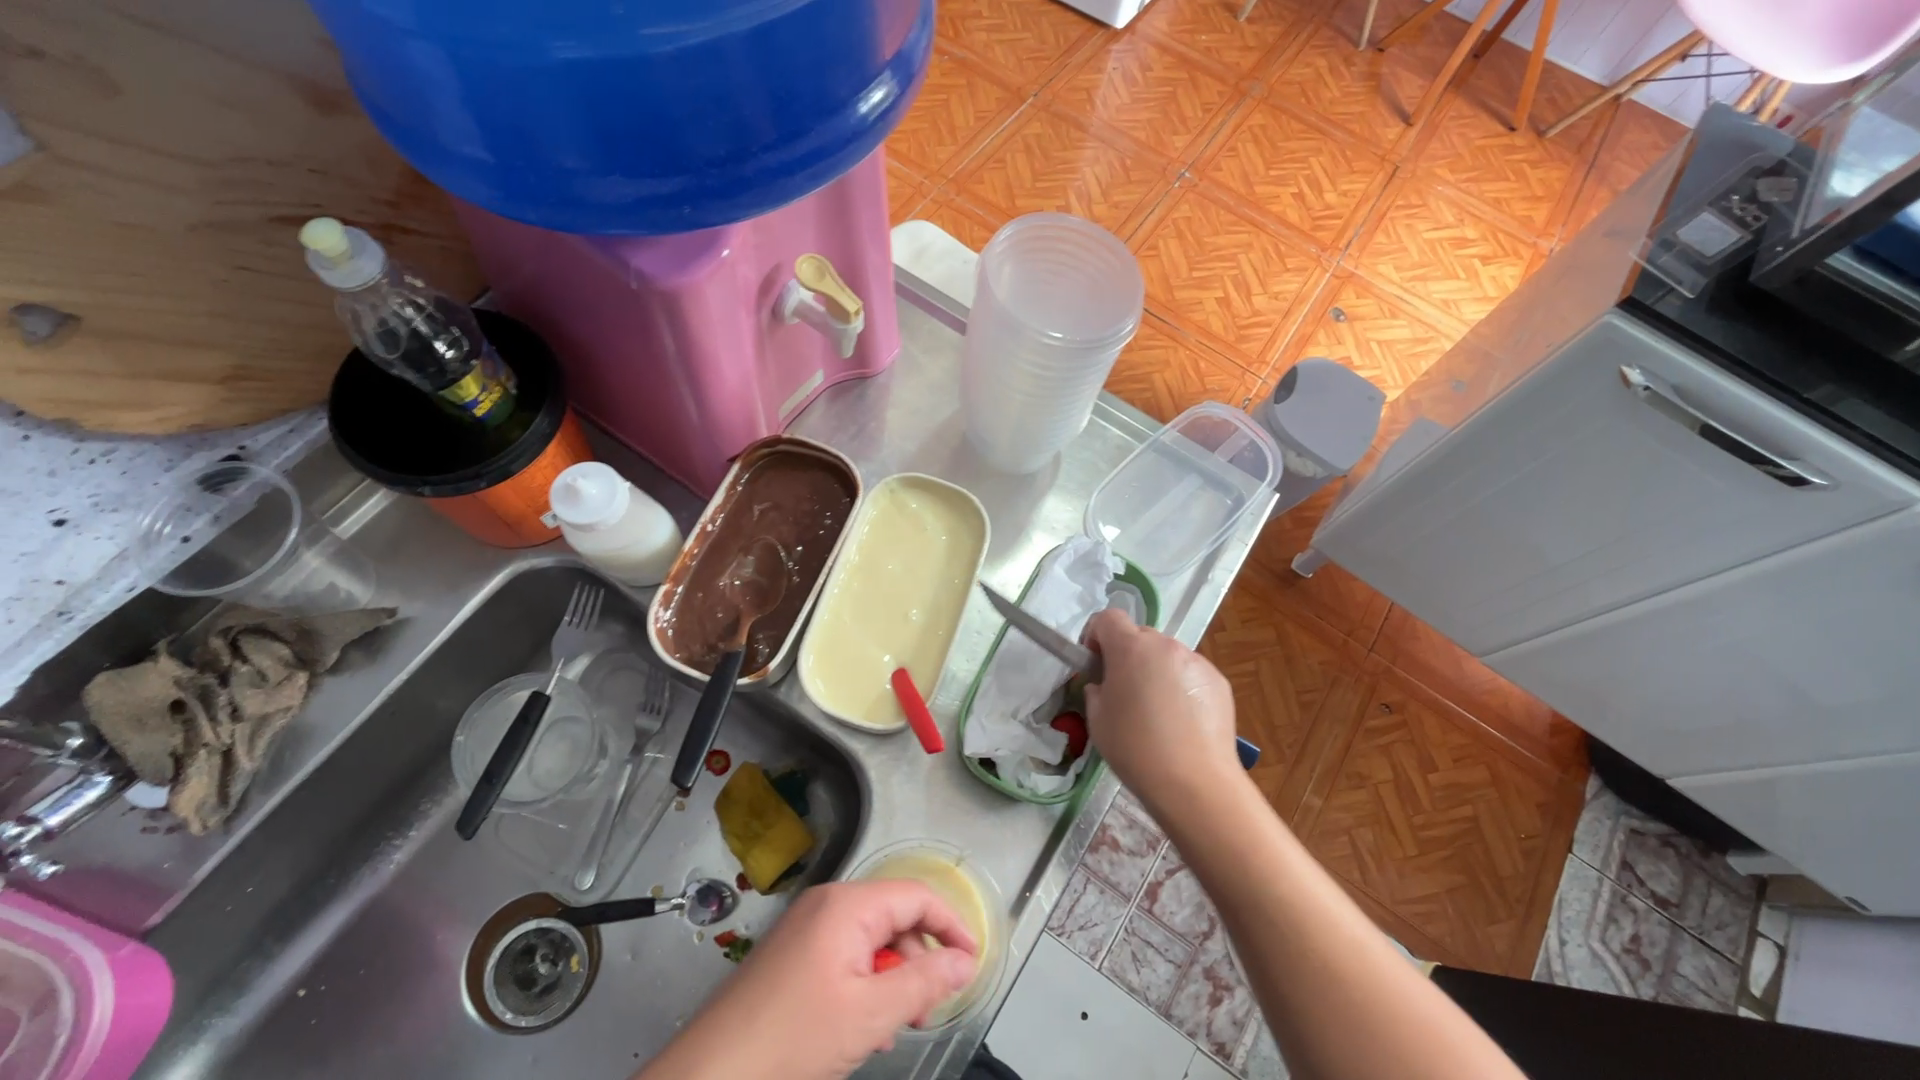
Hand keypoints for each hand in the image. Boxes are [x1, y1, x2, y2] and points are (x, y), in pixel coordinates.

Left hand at [640, 880, 977, 1079]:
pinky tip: (861, 1029)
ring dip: (892, 980)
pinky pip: (844, 957)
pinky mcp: (792, 955)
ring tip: (892, 1028)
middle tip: (926, 1012)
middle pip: (893, 919)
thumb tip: (964, 961)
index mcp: (846, 906)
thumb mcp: (871, 1014)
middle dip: (918, 962)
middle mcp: (825, 906)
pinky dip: (864, 986)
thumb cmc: (794, 1037)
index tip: (972, 964)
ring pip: (870, 942)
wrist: (712, 1071)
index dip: (951, 926)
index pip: (916, 896)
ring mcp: (805, 929)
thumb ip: (925, 982)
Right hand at [1082, 608, 1239, 816]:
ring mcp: (1196, 662)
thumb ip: (1096, 690)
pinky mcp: (1218, 681)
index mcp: (1131, 648)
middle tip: (1124, 691)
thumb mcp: (1097, 719)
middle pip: (1140, 636)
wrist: (1193, 782)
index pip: (1108, 618)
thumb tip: (1105, 684)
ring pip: (1167, 655)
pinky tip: (1182, 722)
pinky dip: (1181, 687)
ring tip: (1157, 712)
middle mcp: (1166, 646)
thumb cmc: (1135, 749)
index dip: (1096, 635)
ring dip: (1156, 671)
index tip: (1095, 663)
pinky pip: (1190, 674)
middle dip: (1127, 655)